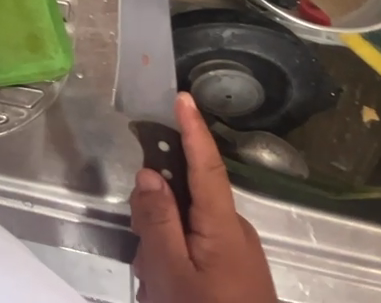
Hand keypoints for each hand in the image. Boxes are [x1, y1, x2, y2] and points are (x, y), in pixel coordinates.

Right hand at [130, 92, 277, 302]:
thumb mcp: (170, 272)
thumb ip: (156, 219)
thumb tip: (150, 173)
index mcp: (224, 227)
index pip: (206, 166)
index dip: (193, 130)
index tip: (182, 97)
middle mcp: (237, 234)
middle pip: (189, 198)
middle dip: (157, 212)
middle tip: (141, 253)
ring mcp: (240, 256)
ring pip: (188, 227)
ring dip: (163, 245)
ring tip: (155, 284)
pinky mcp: (237, 276)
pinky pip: (196, 249)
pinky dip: (174, 260)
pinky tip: (166, 288)